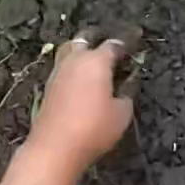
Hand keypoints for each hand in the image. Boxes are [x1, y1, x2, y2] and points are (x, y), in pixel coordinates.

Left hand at [26, 33, 135, 173]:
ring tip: (94, 60)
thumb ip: (127, 92)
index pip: (113, 44)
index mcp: (96, 61)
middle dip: (98, 38)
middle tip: (111, 46)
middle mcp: (75, 59)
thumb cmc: (94, 128)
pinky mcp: (48, 85)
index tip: (136, 39)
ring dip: (82, 50)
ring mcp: (58, 71)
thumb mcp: (122, 113)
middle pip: (85, 39)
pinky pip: (63, 65)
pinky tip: (80, 77)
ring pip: (70, 50)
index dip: (126, 42)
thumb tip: (128, 80)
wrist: (55, 146)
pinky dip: (73, 65)